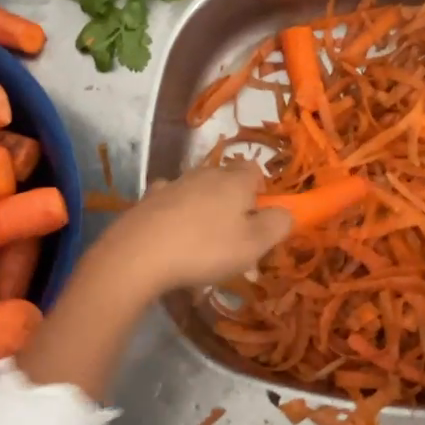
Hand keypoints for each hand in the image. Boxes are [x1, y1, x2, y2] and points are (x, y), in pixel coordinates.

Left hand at [87, 162, 292, 298]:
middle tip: (233, 236)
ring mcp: (173, 184)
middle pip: (225, 179)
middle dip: (232, 202)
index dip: (260, 191)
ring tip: (202, 244)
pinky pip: (170, 203)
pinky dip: (175, 216)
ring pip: (197, 191)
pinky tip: (172, 237)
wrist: (138, 254)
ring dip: (203, 210)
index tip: (257, 217)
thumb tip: (285, 212)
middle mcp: (204, 174)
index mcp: (235, 180)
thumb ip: (278, 224)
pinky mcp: (147, 201)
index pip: (254, 170)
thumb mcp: (254, 244)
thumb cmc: (206, 249)